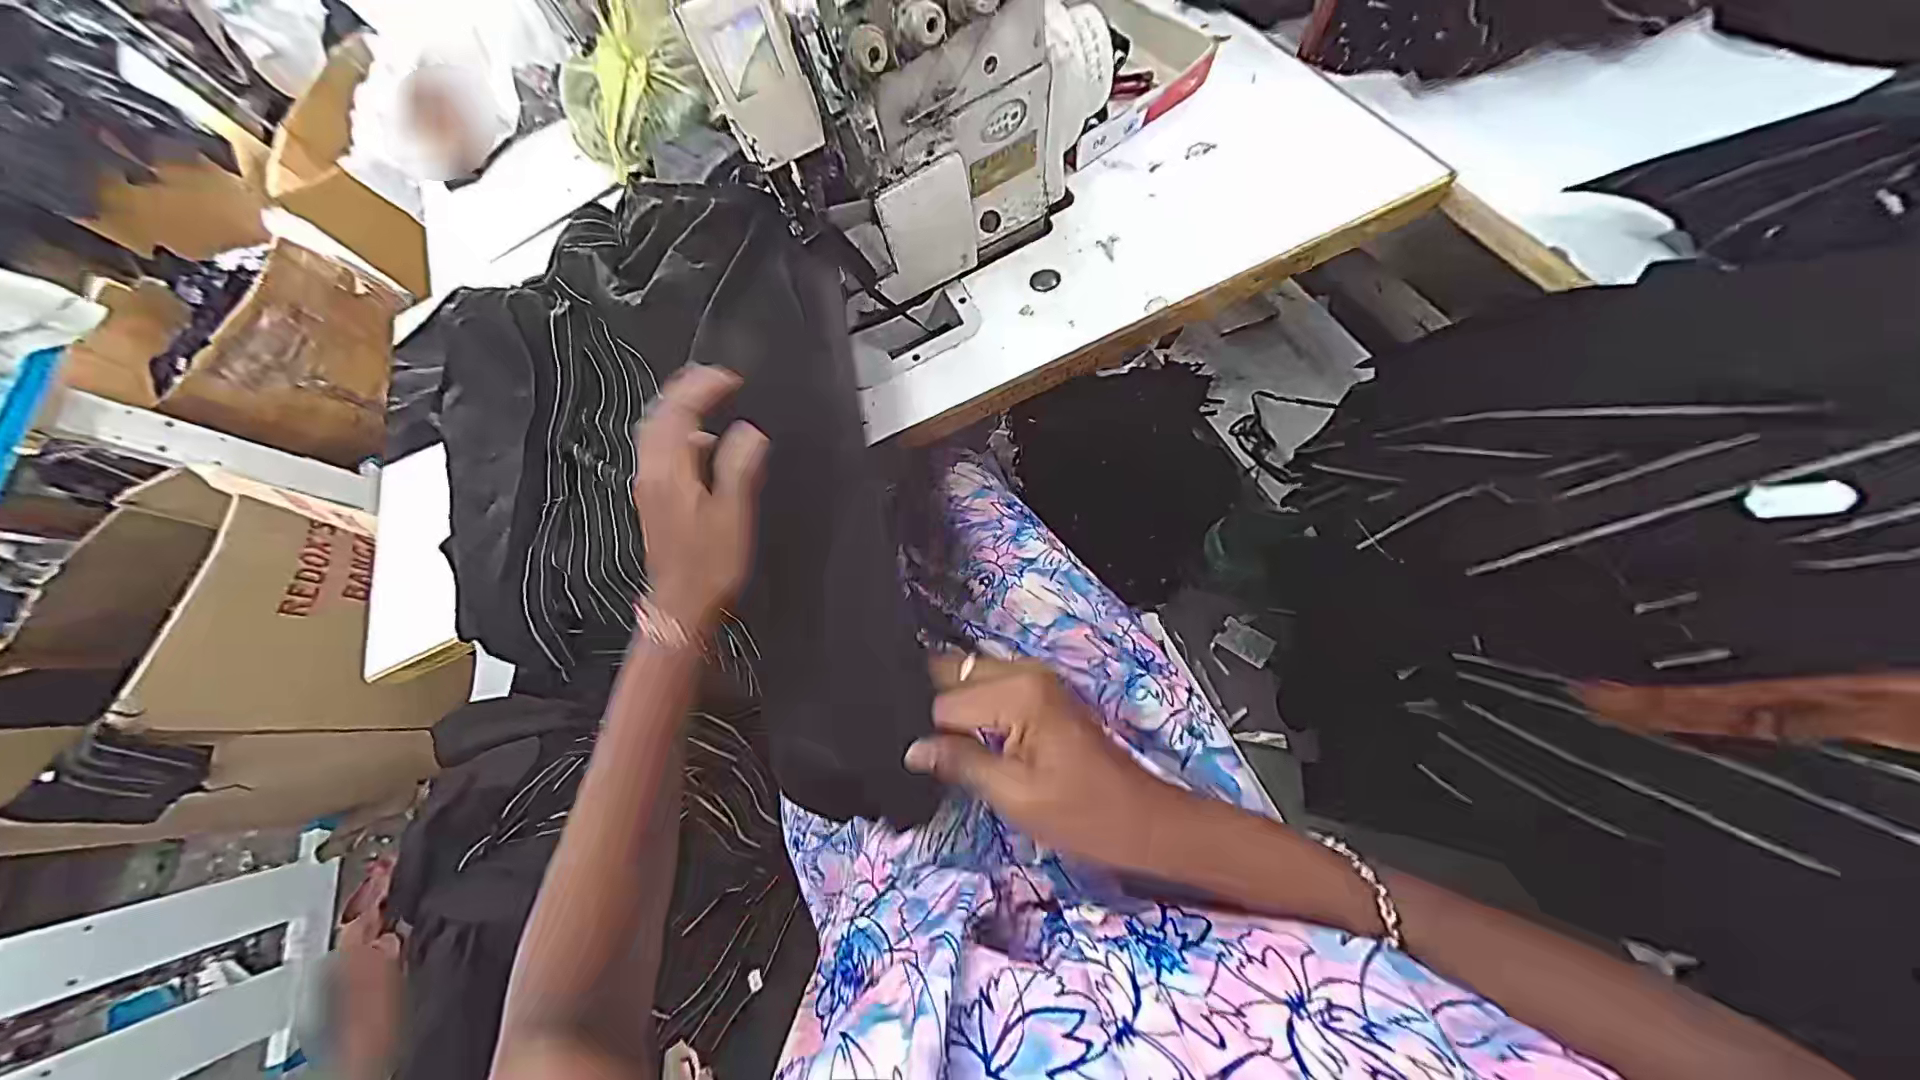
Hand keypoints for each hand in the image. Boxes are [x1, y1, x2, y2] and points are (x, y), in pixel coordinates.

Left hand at [633, 366, 768, 631]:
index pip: (679, 413)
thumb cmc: (706, 566)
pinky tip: (704, 448)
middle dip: (684, 391)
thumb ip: (740, 468)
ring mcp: (651, 488)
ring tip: (708, 403)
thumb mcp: (734, 513)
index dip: (702, 388)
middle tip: (712, 379)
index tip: (727, 378)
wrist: (682, 605)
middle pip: (659, 417)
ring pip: (658, 435)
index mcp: (670, 472)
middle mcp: (653, 475)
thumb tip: (749, 435)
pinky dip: (682, 437)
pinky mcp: (657, 501)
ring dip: (681, 413)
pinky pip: (664, 454)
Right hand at [905, 653, 1198, 872]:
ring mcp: (1035, 677)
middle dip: (934, 707)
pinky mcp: (1040, 690)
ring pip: (969, 677)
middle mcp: (1025, 671)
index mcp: (1018, 692)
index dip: (930, 735)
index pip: (944, 702)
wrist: (1142, 819)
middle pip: (954, 674)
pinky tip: (966, 738)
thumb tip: (914, 749)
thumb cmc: (1085, 814)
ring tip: (944, 748)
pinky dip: (973, 706)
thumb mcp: (1015, 796)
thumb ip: (961, 763)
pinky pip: (990, 685)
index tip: (924, 764)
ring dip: (952, 706)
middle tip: (926, 752)